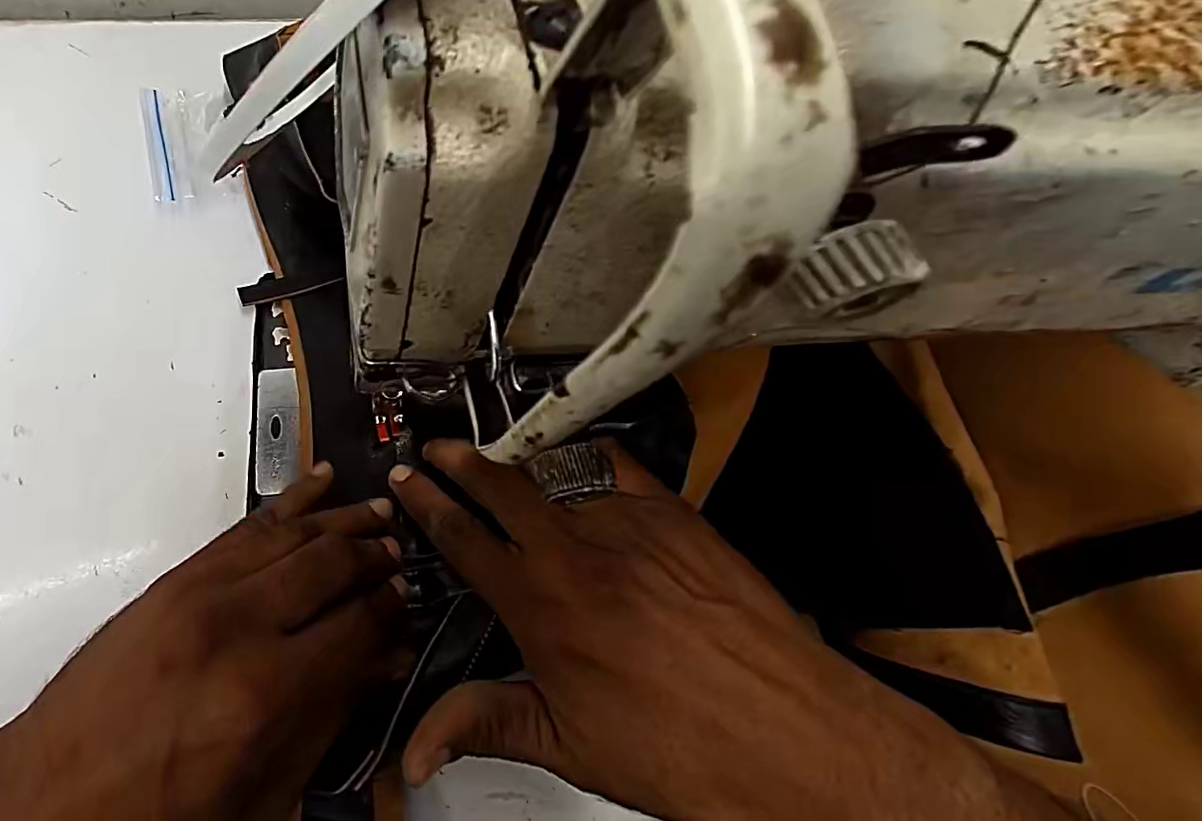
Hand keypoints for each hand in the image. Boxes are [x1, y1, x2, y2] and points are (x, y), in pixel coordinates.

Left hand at [0, 463, 409, 820]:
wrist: (44, 801)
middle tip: (399, 551)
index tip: (405, 600)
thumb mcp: (259, 796)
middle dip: (374, 556)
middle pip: (330, 565)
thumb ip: (327, 721)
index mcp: (262, 691)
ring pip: (293, 532)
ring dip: (341, 518)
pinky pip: (247, 526)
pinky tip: (318, 482)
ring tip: (376, 510)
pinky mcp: (177, 577)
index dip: (390, 610)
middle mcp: (235, 626)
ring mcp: (202, 591)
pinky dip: (289, 499)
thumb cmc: (146, 817)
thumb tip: (375, 667)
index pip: (355, 626)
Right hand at [388, 440, 1074, 820]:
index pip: (465, 539)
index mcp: (541, 607)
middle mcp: (574, 552)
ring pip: (553, 471)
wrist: (795, 739)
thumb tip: (415, 750)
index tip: (406, 481)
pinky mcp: (672, 511)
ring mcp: (625, 523)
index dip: (428, 505)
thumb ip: (485, 724)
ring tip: (500, 463)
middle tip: (436, 449)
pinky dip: (586, 458)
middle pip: (500, 487)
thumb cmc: (680, 752)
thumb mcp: (571, 748)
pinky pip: (614, 464)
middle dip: (459, 463)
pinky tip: (577, 464)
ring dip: (519, 463)